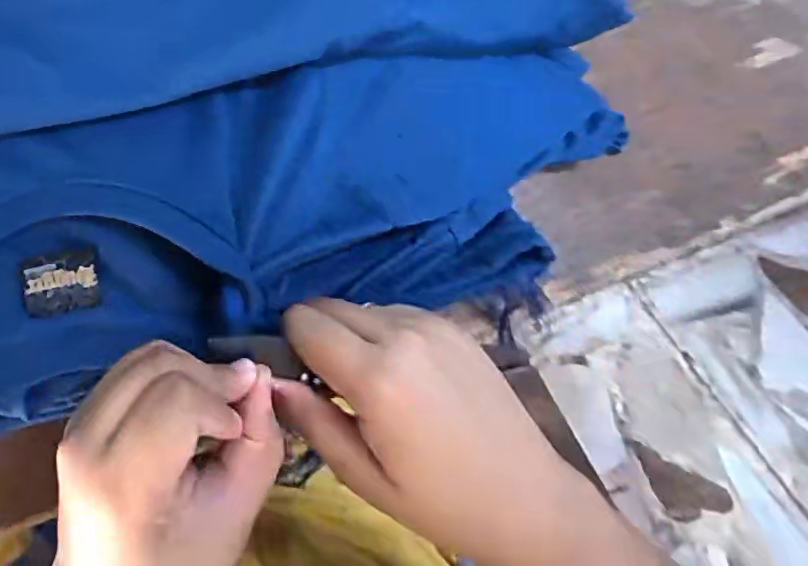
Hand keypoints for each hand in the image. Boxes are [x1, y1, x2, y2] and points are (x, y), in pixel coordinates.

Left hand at [55, 341, 284, 565]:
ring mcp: (76, 422)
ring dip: (189, 370)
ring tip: (214, 408)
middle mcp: (86, 439)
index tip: (240, 428)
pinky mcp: (79, 413)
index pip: (176, 396)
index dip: (219, 400)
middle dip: (207, 376)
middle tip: (237, 405)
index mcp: (119, 479)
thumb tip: (261, 374)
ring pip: (143, 357)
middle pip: (158, 365)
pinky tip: (186, 408)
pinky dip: (167, 375)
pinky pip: (129, 369)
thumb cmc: (177, 563)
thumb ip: (258, 446)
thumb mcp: (231, 517)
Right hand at [273, 299, 658, 565]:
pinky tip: (408, 374)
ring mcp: (427, 322)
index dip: (293, 345)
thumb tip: (274, 380)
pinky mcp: (448, 321)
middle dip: (317, 335)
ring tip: (377, 380)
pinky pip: (391, 311)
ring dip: (350, 333)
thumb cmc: (442, 502)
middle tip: (336, 383)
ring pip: (357, 306)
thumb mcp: (365, 479)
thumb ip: (312, 421)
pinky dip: (383, 333)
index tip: (307, 379)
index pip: (302, 320)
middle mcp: (398, 333)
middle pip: (324, 304)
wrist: (533, 501)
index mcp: (375, 375)